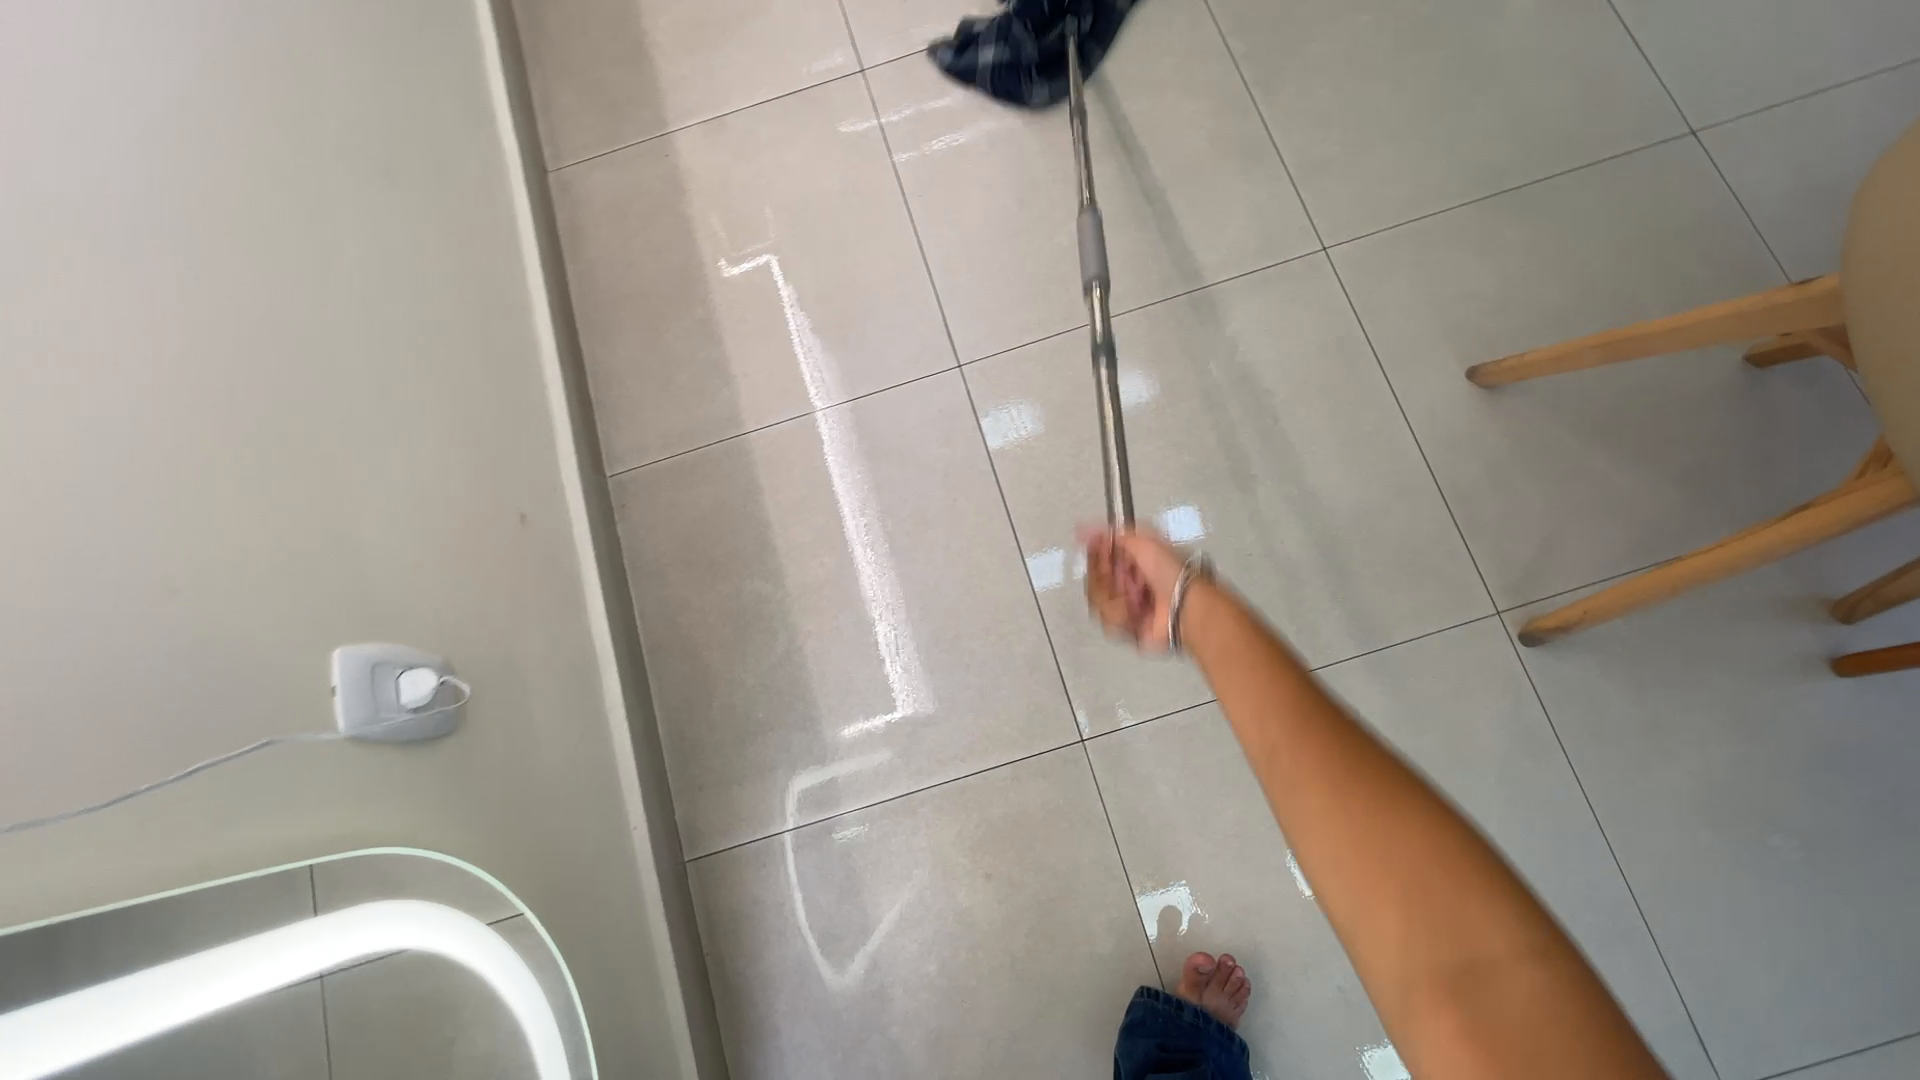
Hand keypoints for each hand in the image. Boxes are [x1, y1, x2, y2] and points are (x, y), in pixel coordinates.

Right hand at [1078, 525, 1188, 651]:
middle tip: (1126, 581)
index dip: (1095, 555)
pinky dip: (1121, 617)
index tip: (1102, 553)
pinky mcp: (1125, 628)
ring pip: (1097, 602)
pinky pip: (1106, 622)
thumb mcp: (1144, 542)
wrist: (1183, 606)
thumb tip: (1082, 529)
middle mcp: (1126, 583)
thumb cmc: (1169, 571)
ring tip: (1136, 600)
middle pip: (1093, 580)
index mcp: (1131, 561)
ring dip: (1115, 600)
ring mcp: (1124, 606)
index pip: (1097, 557)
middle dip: (1105, 580)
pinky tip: (1136, 614)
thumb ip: (1112, 534)